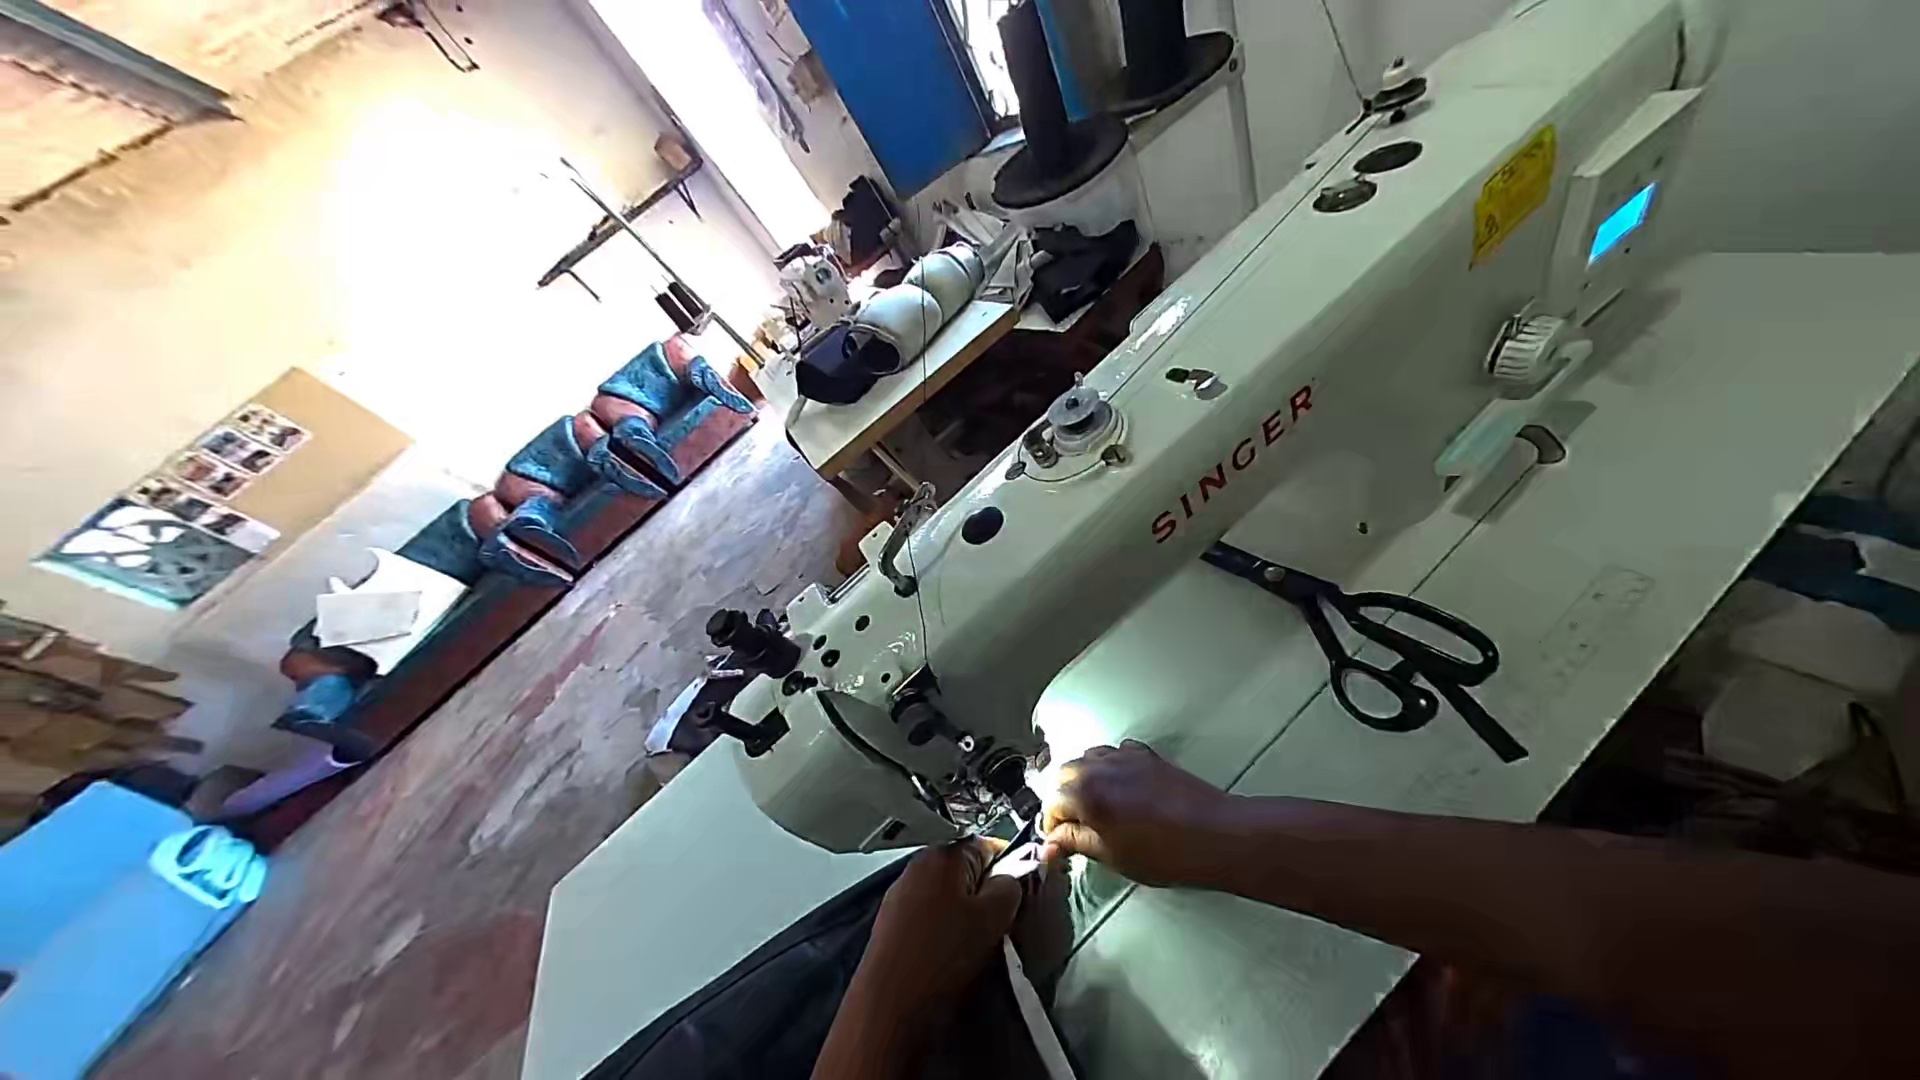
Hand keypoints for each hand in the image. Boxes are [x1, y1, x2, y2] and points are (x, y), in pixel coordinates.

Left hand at [854, 837, 1022, 1011]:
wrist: (888, 1009)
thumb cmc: (942, 958)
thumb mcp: (992, 920)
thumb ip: (1009, 889)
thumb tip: (1011, 878)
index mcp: (942, 855)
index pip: (987, 845)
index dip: (1010, 866)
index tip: (1020, 893)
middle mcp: (917, 866)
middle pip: (966, 871)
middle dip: (985, 894)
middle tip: (1000, 924)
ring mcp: (900, 895)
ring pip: (947, 896)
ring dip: (964, 915)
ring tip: (974, 946)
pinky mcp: (889, 924)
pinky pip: (928, 917)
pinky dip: (942, 930)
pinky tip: (948, 957)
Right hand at [1041, 740, 1239, 886]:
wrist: (1215, 835)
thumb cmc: (1169, 851)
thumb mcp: (1112, 855)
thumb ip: (1076, 843)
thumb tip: (1054, 842)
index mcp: (1086, 793)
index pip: (1052, 803)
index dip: (1053, 825)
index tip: (1060, 840)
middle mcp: (1099, 767)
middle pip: (1064, 774)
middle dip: (1064, 797)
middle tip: (1075, 825)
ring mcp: (1123, 757)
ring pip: (1087, 759)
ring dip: (1083, 779)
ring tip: (1096, 806)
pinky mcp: (1144, 755)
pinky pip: (1114, 753)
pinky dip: (1109, 767)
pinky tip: (1120, 788)